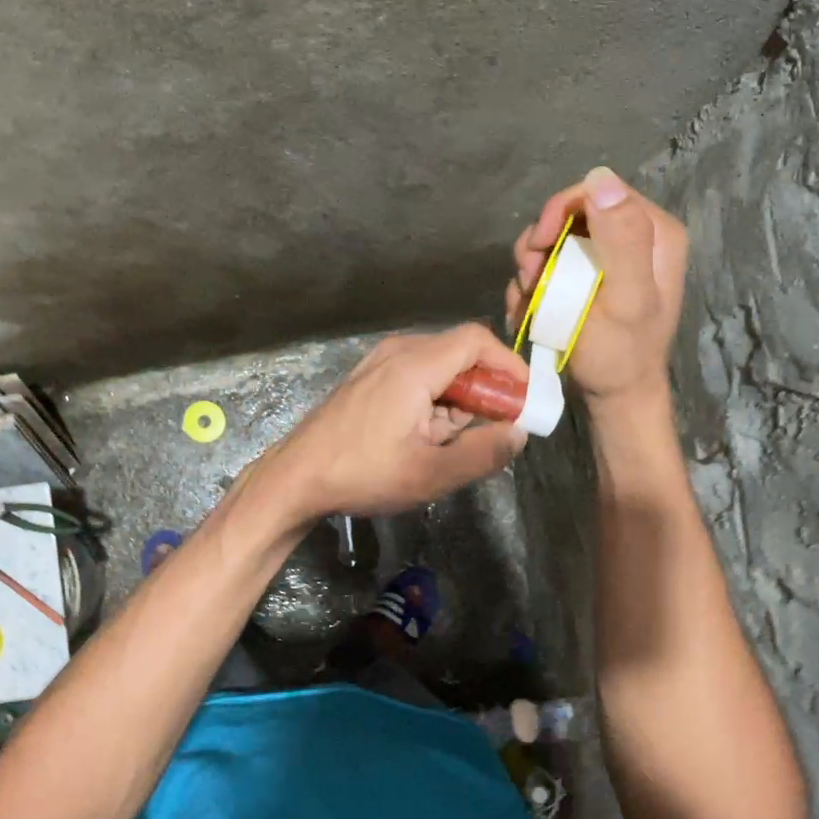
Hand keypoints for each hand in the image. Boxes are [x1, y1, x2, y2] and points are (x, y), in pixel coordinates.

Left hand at [260, 324, 528, 521]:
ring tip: (448, 445)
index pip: (477, 340)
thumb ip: (483, 452)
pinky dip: (431, 402)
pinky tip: (421, 440)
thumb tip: (518, 433)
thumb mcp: (431, 473)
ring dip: (455, 401)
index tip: (523, 400)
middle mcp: (395, 353)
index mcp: (414, 365)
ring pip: (436, 369)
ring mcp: (375, 365)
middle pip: (458, 355)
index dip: (508, 366)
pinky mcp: (364, 382)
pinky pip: (413, 379)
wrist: (295, 478)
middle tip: (489, 433)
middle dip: (482, 391)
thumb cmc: (363, 474)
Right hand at [509, 167, 689, 413]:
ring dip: (532, 268)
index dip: (559, 211)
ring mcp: (608, 260)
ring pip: (554, 241)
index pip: (599, 191)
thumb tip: (600, 179)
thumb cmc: (620, 355)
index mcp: (655, 232)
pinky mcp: (588, 280)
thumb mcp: (625, 298)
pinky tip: (529, 310)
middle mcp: (635, 238)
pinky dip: (532, 286)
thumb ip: (620, 239)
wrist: (613, 399)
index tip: (537, 248)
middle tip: (531, 279)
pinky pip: (550, 266)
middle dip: (541, 245)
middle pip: (571, 214)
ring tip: (530, 300)